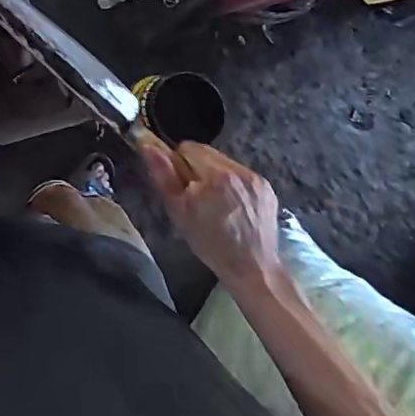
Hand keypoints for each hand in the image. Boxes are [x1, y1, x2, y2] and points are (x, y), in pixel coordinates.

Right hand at [139, 135, 281, 289]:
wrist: (253, 268)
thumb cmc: (211, 244)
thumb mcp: (180, 213)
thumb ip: (164, 176)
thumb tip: (148, 147)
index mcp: (215, 175)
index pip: (188, 148)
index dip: (179, 165)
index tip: (182, 186)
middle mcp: (238, 169)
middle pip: (207, 153)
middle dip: (198, 169)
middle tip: (198, 197)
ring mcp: (255, 177)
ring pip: (224, 162)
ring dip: (216, 175)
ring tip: (217, 203)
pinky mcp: (266, 186)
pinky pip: (242, 174)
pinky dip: (234, 184)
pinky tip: (234, 206)